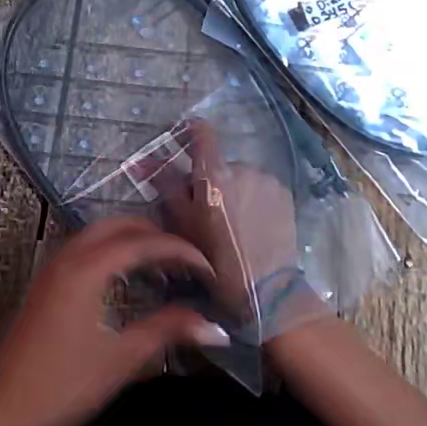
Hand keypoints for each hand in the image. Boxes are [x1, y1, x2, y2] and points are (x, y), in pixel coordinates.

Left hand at [0, 217, 228, 425]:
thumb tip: (215, 327)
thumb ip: (168, 331)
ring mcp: (52, 268)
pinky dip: (113, 251)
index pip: (143, 243)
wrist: (2, 417)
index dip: (180, 251)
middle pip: (120, 225)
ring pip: (100, 234)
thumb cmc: (63, 387)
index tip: (209, 268)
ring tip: (164, 265)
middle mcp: (68, 256)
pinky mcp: (46, 283)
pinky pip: (86, 249)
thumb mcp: (122, 360)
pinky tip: (128, 280)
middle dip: (156, 235)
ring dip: (133, 241)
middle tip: (187, 260)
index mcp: (87, 269)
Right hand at [156, 119, 313, 330]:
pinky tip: (251, 225)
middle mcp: (244, 168)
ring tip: (230, 224)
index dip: (188, 133)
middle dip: (208, 181)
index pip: (202, 133)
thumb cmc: (217, 263)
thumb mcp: (183, 226)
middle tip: (203, 213)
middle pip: (218, 163)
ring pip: (240, 177)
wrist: (267, 292)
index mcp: (215, 175)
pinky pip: (260, 187)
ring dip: (232, 190)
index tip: (179, 143)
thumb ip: (165, 187)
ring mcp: (267, 180)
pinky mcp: (284, 194)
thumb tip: (142, 161)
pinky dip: (252, 198)